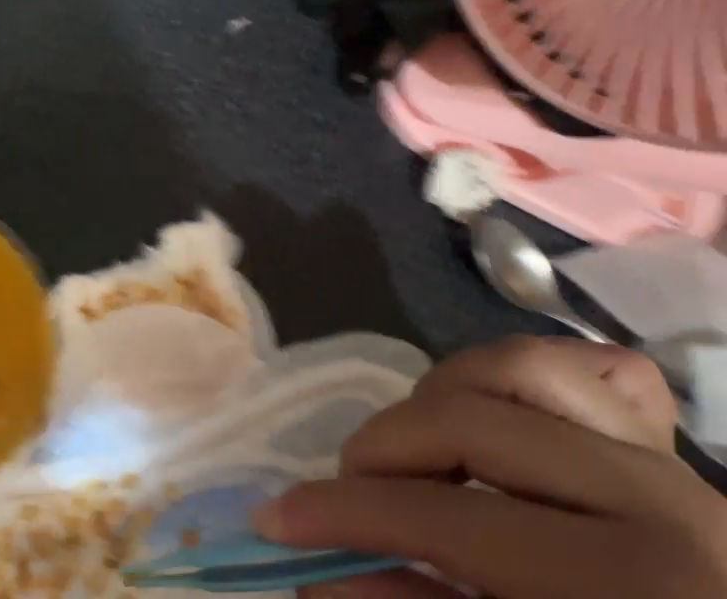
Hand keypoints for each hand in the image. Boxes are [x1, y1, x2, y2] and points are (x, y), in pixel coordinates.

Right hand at [252, 336, 726, 597]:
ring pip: (515, 367)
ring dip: (438, 402)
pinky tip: (489, 422)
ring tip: (419, 458)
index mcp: (634, 578)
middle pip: (460, 421)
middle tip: (352, 499)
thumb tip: (307, 576)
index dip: (341, 514)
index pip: (442, 516)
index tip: (272, 521)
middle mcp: (662, 500)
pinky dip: (515, 380)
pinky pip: (583, 369)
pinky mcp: (672, 448)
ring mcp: (674, 462)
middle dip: (377, 454)